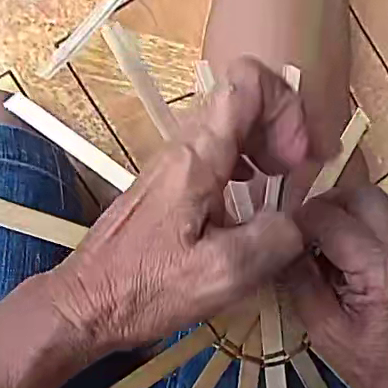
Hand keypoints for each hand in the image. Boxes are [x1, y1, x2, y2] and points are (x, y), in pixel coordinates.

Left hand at [43, 57, 320, 351]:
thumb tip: (302, 222)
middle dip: (283, 130)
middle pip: (243, 102)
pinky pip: (216, 160)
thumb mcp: (222, 273)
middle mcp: (182, 151)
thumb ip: (274, 239)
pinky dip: (245, 171)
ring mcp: (172, 169)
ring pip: (230, 131)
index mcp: (196, 158)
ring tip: (281, 190)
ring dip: (266, 150)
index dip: (287, 108)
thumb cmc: (146, 291)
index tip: (298, 160)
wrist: (85, 305)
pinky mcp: (167, 192)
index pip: (247, 82)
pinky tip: (250, 208)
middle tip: (297, 176)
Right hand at [283, 185, 387, 387]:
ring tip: (320, 246)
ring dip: (344, 214)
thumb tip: (283, 247)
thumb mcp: (325, 331)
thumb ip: (302, 282)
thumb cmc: (373, 371)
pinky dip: (362, 228)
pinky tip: (345, 259)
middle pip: (361, 194)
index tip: (280, 234)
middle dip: (325, 205)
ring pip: (378, 203)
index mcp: (383, 273)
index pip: (332, 219)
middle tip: (301, 232)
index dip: (300, 220)